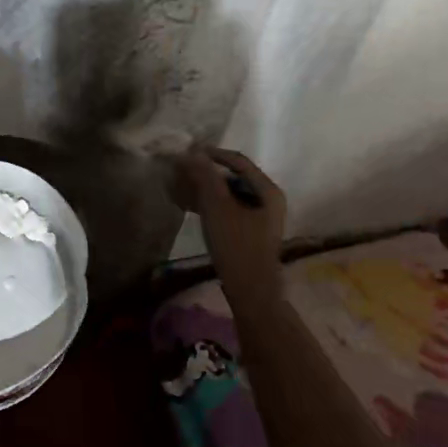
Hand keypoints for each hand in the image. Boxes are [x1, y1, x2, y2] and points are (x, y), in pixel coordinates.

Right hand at [179, 148, 288, 311]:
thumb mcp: (218, 208)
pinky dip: (209, 205)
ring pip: (228, 194)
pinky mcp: (249, 232)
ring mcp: (259, 217)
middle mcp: (267, 200)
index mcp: (267, 190)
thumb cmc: (237, 246)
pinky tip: (188, 206)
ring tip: (179, 187)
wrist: (252, 294)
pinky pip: (228, 209)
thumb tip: (193, 152)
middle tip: (180, 171)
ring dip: (204, 189)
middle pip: (233, 177)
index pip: (238, 161)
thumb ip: (205, 177)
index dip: (212, 154)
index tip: (187, 152)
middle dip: (205, 173)